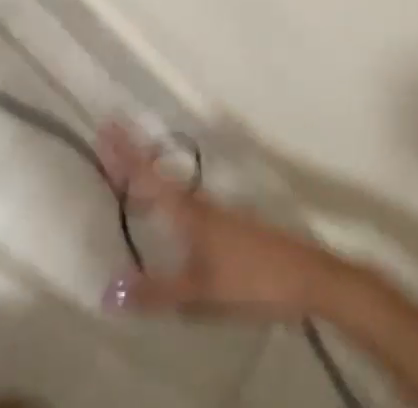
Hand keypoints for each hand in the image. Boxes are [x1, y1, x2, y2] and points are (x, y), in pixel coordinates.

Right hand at [96, 121, 329, 319]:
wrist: (310, 278)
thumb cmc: (252, 280)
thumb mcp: (200, 293)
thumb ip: (155, 293)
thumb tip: (107, 292)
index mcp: (189, 214)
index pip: (149, 177)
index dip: (127, 152)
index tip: (107, 124)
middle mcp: (202, 206)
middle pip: (160, 176)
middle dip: (134, 159)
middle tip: (109, 144)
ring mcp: (221, 214)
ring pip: (176, 189)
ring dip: (152, 177)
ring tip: (130, 176)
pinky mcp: (235, 226)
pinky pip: (190, 203)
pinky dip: (169, 197)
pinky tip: (169, 214)